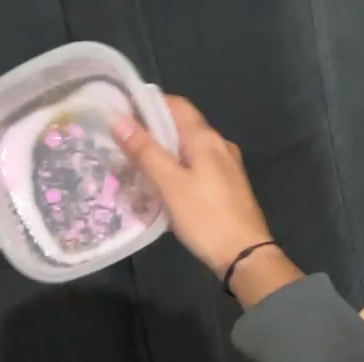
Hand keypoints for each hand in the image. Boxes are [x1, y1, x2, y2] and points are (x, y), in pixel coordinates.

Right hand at [114, 97, 274, 276]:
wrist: (246, 256)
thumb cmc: (206, 218)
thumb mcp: (171, 184)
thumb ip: (145, 151)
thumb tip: (117, 118)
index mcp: (206, 137)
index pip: (176, 104)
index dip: (148, 105)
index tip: (123, 117)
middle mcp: (220, 145)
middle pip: (183, 128)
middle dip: (154, 134)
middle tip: (125, 149)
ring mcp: (228, 168)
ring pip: (191, 152)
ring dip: (167, 156)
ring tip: (141, 171)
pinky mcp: (229, 189)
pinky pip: (200, 171)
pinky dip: (181, 174)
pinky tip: (167, 191)